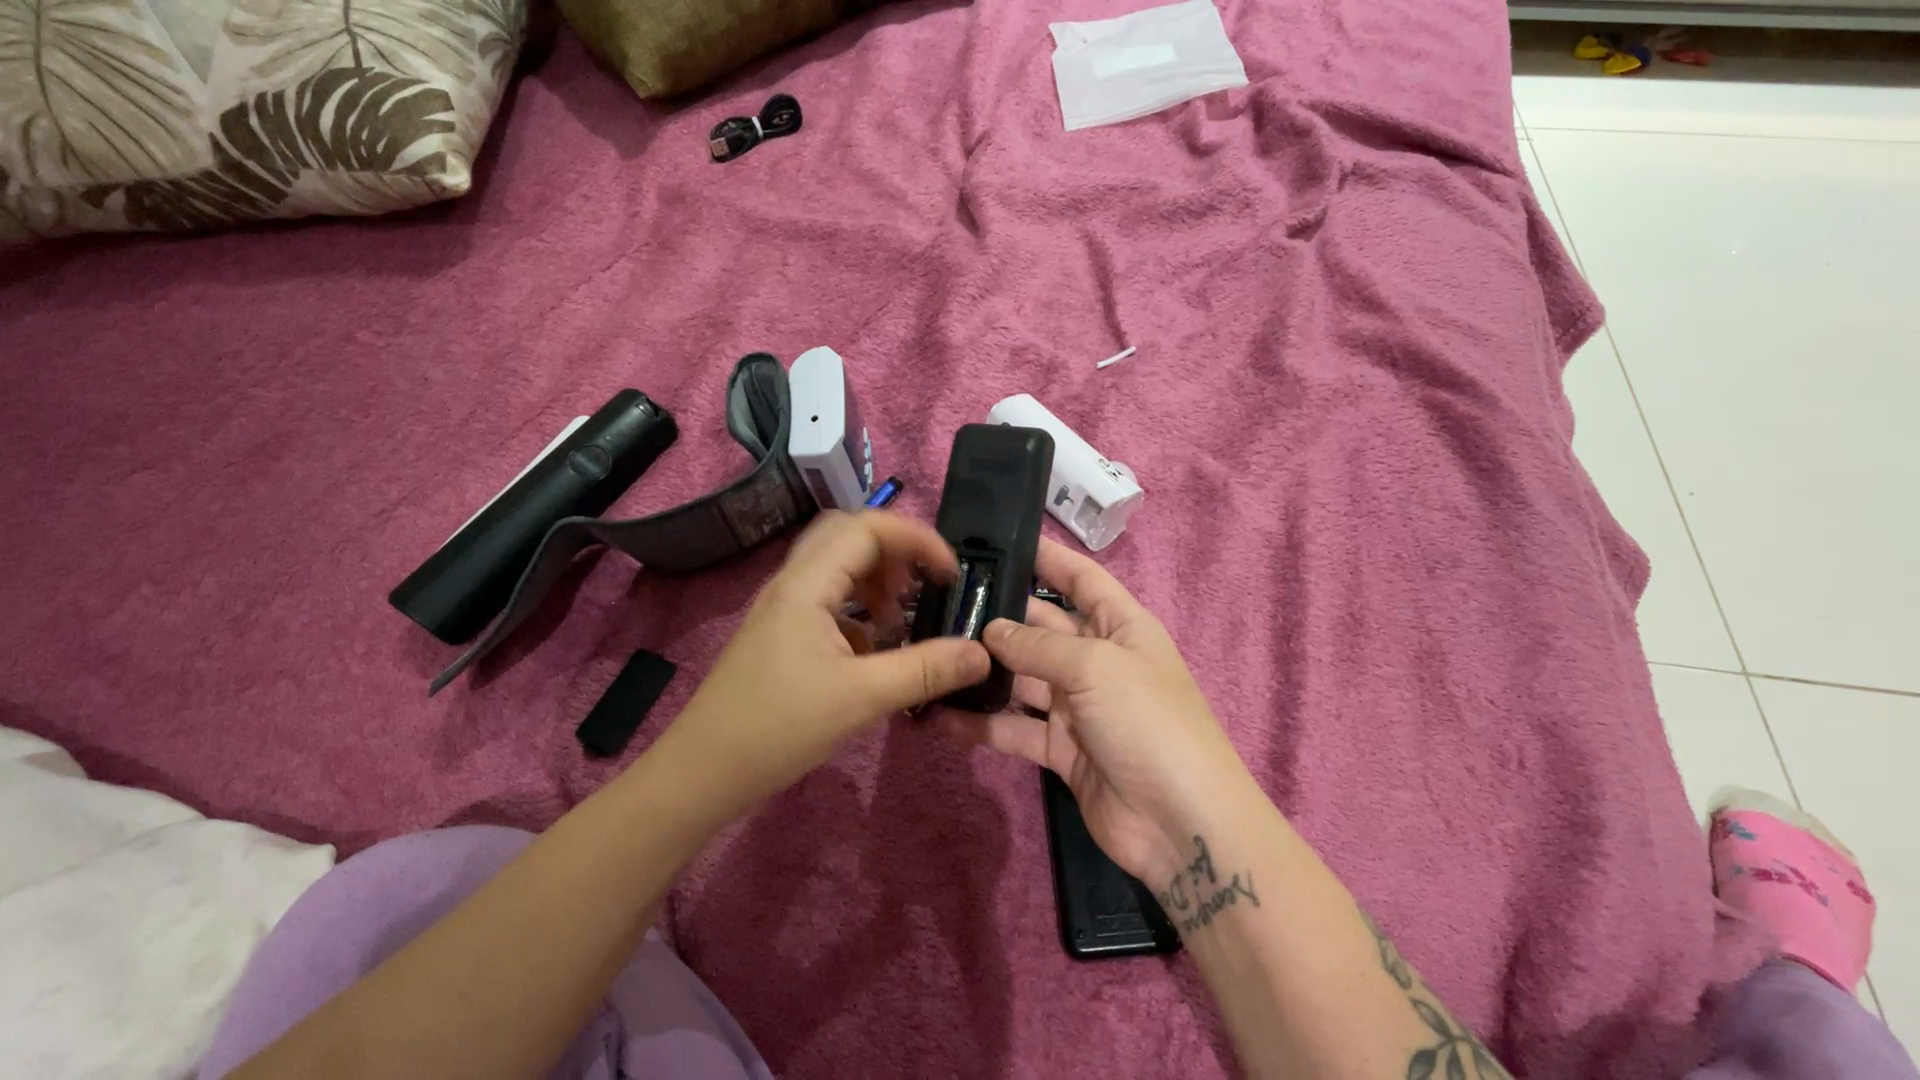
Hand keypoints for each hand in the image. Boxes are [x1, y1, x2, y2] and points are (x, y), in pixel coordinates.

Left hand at [656, 511, 990, 816]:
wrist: (703, 772)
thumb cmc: (778, 728)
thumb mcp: (861, 699)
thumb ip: (925, 671)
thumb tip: (981, 653)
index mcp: (806, 585)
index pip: (867, 528)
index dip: (917, 540)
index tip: (952, 575)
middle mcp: (791, 585)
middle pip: (849, 537)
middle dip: (896, 555)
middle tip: (925, 588)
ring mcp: (782, 610)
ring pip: (836, 569)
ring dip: (876, 583)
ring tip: (902, 621)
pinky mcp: (780, 636)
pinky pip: (826, 601)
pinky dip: (858, 611)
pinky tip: (874, 651)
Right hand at [938, 539, 1256, 882]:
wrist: (1180, 821)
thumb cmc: (1147, 722)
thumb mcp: (1095, 667)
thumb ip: (1038, 645)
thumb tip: (991, 630)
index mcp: (1121, 627)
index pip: (1081, 578)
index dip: (1048, 558)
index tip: (1001, 540)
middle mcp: (1098, 661)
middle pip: (1042, 628)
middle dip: (999, 617)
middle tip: (940, 605)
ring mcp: (1079, 708)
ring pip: (1023, 680)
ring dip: (984, 672)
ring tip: (932, 657)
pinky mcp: (1062, 751)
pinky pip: (1016, 729)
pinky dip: (983, 725)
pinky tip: (942, 718)